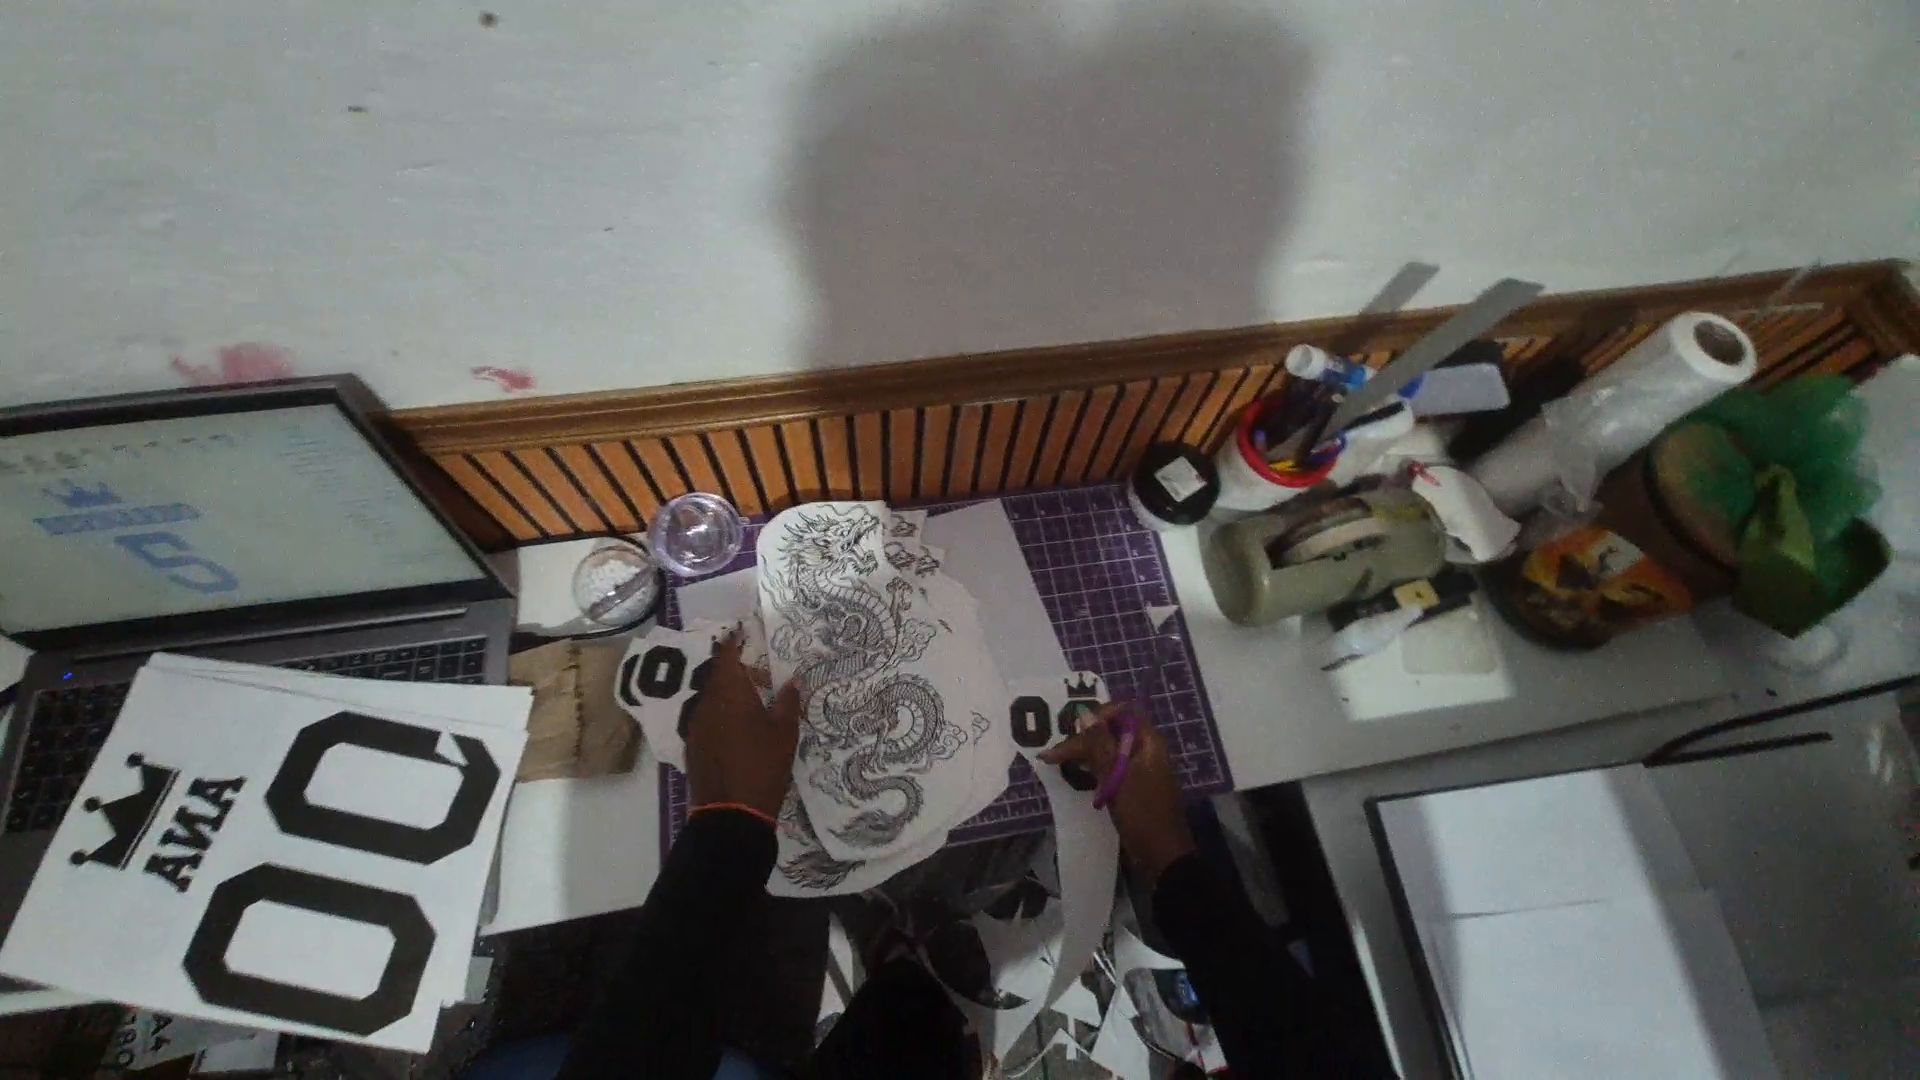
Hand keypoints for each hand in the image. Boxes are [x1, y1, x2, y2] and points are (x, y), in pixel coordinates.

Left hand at [685, 630, 801, 820]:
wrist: (730, 814)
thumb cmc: (763, 766)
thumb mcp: (785, 733)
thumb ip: (788, 702)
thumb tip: (792, 681)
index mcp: (729, 694)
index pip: (725, 656)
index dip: (732, 641)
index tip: (741, 631)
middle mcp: (707, 704)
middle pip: (716, 676)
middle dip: (734, 669)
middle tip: (757, 670)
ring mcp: (696, 726)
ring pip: (711, 698)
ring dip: (727, 692)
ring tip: (751, 698)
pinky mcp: (694, 746)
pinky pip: (707, 717)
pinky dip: (721, 712)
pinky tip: (738, 725)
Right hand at [1039, 702, 1194, 881]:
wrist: (1163, 858)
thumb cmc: (1142, 814)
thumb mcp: (1117, 777)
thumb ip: (1100, 744)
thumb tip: (1083, 715)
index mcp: (1149, 742)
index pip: (1124, 711)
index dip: (1099, 715)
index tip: (1075, 729)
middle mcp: (1145, 750)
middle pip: (1113, 730)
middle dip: (1085, 736)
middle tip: (1057, 752)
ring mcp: (1139, 768)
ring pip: (1109, 749)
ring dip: (1085, 751)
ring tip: (1057, 760)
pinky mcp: (1132, 785)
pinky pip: (1110, 766)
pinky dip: (1093, 766)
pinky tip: (1076, 772)